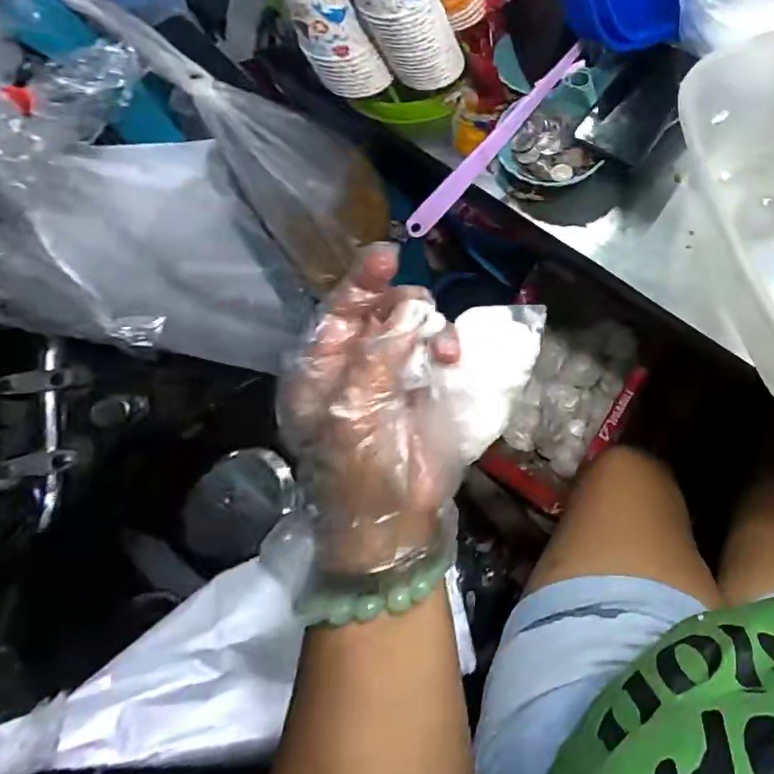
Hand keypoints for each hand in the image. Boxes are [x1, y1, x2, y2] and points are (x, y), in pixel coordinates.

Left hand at [281, 244, 462, 575]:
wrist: (396, 518)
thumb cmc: (359, 471)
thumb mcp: (354, 415)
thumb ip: (376, 359)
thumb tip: (410, 310)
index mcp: (320, 370)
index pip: (338, 313)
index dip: (360, 283)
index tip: (388, 256)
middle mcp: (355, 364)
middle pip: (381, 311)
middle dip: (404, 307)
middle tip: (423, 318)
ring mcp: (394, 374)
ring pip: (416, 325)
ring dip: (432, 329)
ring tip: (446, 351)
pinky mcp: (427, 384)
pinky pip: (439, 347)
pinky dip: (449, 345)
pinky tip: (454, 358)